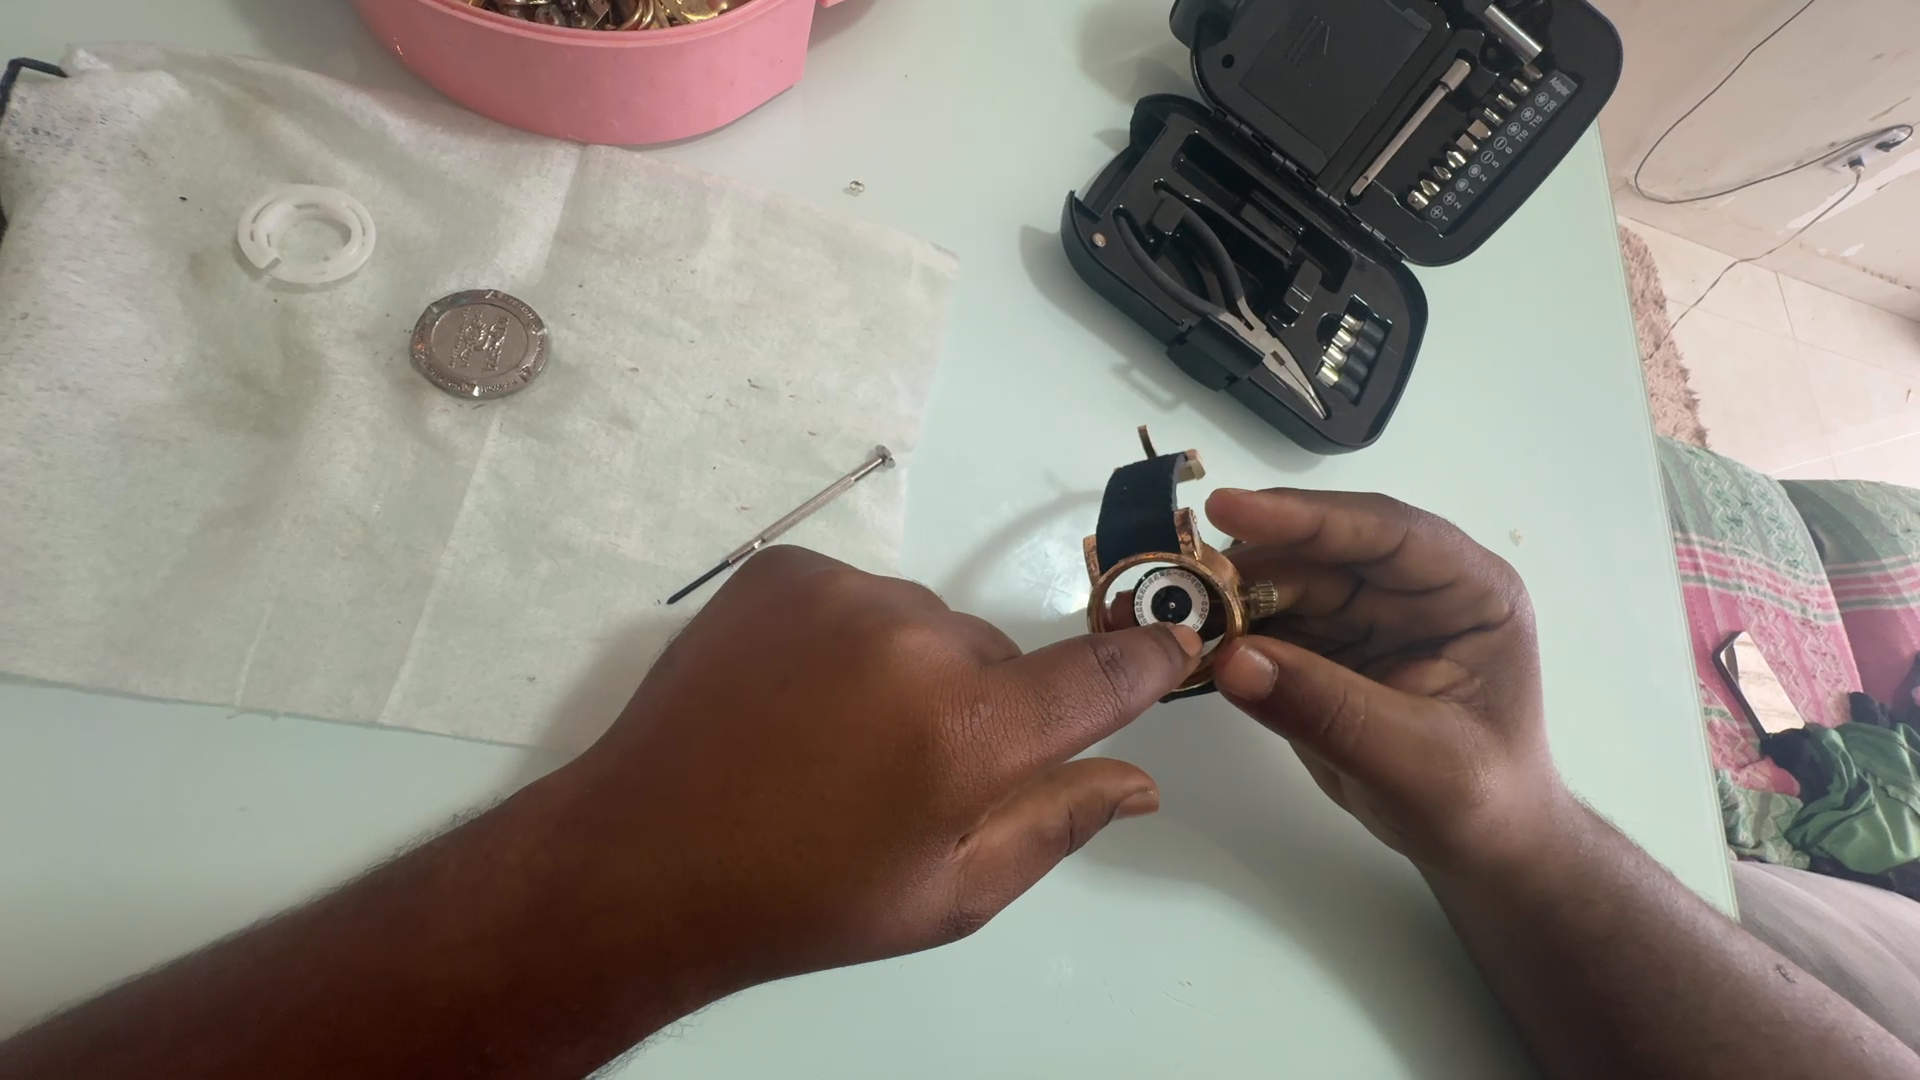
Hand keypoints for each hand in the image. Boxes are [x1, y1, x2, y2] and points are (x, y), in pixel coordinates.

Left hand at [538, 546, 1200, 998]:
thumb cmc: (807, 895)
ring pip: (923, 622)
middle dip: (977, 702)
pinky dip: (849, 636)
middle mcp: (915, 637)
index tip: (1172, 642)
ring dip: (908, 667)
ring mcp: (843, 591)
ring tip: (836, 728)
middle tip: (906, 761)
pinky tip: (797, 690)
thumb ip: (1055, 823)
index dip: (1142, 662)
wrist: (643, 856)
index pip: (1095, 677)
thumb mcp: (948, 893)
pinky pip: (857, 596)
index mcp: (967, 730)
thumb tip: (1138, 780)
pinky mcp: (784, 568)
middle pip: (992, 654)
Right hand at [1206, 488, 1569, 875]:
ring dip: (1225, 596)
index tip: (1225, 508)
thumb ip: (1328, 710)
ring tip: (1172, 612)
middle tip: (1179, 580)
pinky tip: (1187, 638)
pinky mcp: (1318, 641)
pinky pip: (1260, 621)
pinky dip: (1223, 629)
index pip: (1384, 533)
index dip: (1304, 516)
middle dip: (1247, 564)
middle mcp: (1406, 587)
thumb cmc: (1477, 801)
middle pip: (1316, 552)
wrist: (1471, 843)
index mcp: (1465, 591)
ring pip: (1278, 581)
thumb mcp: (1416, 762)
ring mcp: (1358, 612)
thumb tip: (1231, 662)